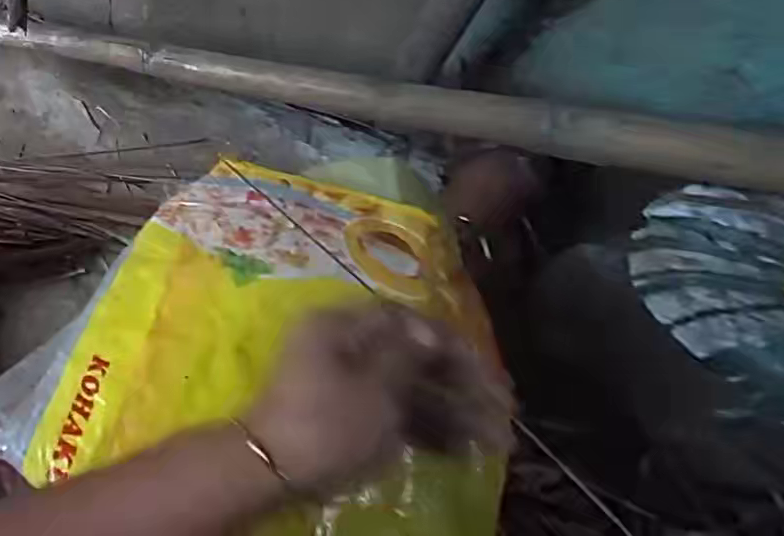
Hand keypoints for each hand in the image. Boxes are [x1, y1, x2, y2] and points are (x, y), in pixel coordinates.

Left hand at [242, 302, 512, 497]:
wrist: (278, 464)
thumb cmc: (329, 420)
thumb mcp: (373, 388)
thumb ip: (405, 355)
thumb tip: (428, 328)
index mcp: (338, 325)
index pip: (400, 319)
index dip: (446, 340)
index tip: (488, 368)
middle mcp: (339, 343)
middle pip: (406, 352)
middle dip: (457, 379)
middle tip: (506, 410)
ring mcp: (342, 377)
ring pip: (404, 385)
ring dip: (451, 409)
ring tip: (500, 441)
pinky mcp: (347, 410)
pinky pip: (391, 408)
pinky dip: (426, 425)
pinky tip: (467, 450)